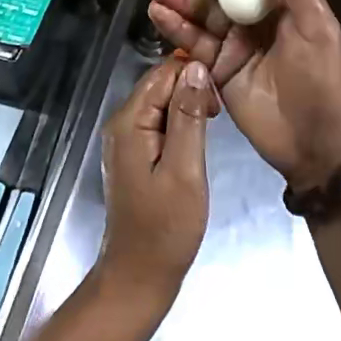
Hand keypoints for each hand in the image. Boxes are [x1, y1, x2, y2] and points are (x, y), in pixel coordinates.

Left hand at [96, 58, 215, 301]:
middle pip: (159, 85)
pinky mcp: (134, 153)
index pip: (162, 74)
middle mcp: (121, 122)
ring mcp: (125, 138)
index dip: (192, 76)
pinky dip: (179, 123)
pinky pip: (158, 122)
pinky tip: (196, 139)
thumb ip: (188, 116)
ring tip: (212, 125)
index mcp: (129, 121)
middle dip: (190, 89)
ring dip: (187, 106)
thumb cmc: (166, 227)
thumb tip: (194, 67)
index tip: (219, 98)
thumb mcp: (184, 169)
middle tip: (218, 115)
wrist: (140, 273)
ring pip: (160, 102)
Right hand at [147, 0, 340, 191]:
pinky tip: (158, 14)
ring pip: (200, 14)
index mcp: (281, 7)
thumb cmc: (322, 80)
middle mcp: (254, 21)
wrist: (315, 141)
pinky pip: (193, 43)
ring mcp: (233, 45)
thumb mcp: (319, 30)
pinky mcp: (217, 69)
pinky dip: (174, 27)